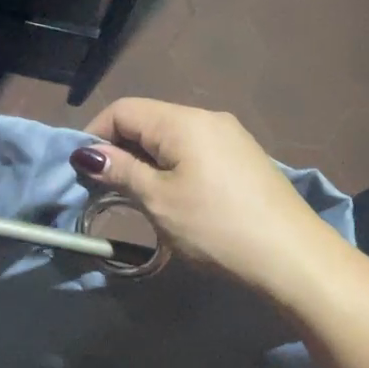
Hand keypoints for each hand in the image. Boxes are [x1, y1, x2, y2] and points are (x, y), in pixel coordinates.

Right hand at [71, 97, 345, 294]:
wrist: (291, 257)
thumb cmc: (215, 227)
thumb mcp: (158, 200)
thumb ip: (120, 170)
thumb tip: (86, 154)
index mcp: (183, 121)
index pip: (123, 110)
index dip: (94, 135)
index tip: (78, 173)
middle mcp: (207, 119)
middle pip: (147, 121)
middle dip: (116, 149)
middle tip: (99, 190)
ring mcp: (229, 139)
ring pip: (169, 138)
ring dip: (142, 161)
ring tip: (130, 197)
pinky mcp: (242, 161)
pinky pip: (192, 152)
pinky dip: (168, 168)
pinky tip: (168, 198)